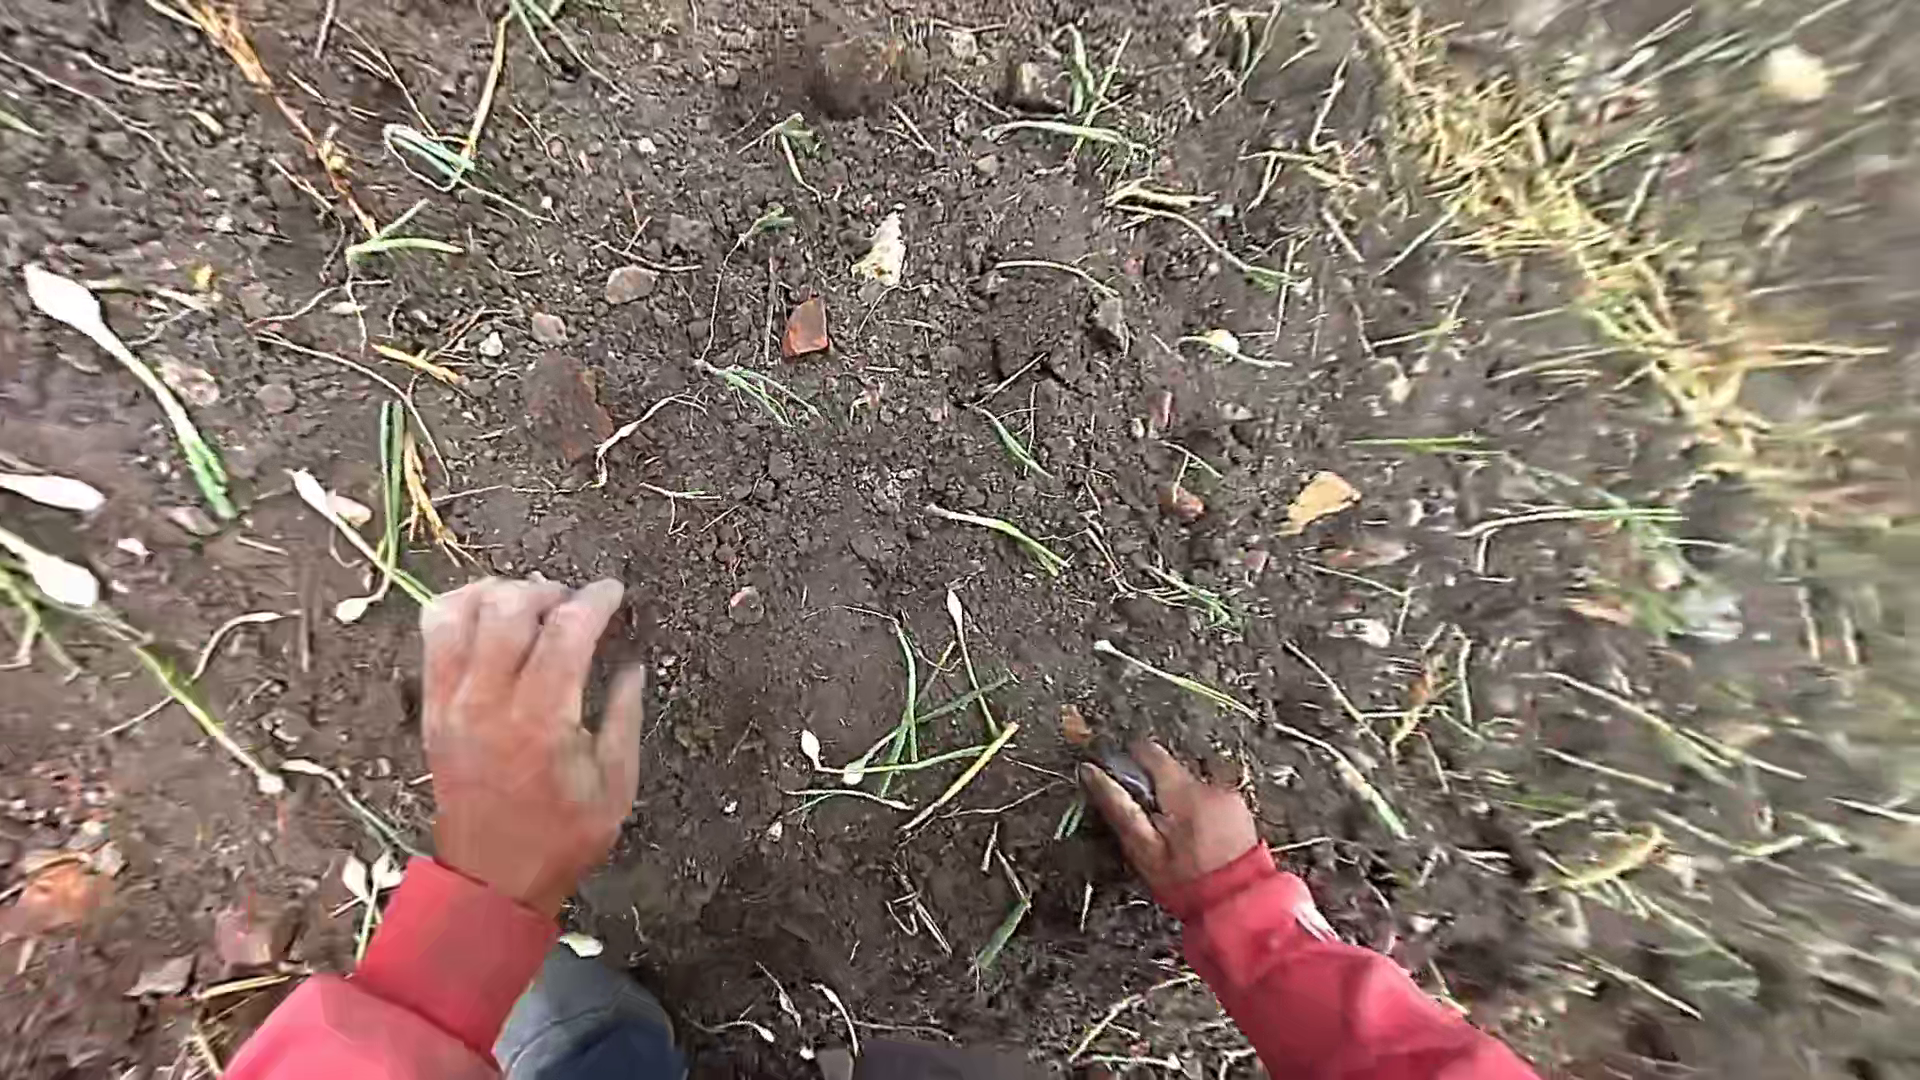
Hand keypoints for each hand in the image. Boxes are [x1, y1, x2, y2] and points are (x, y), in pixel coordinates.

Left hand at [420, 577, 643, 916]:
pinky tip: (494, 618)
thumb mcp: (617, 780)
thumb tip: (633, 663)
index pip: (566, 631)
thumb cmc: (565, 834)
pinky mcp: (431, 710)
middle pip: (506, 608)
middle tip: (577, 603)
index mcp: (541, 720)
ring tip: (533, 605)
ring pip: (457, 612)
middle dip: (549, 590)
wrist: (490, 884)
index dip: (596, 599)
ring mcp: (449, 704)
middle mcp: (486, 703)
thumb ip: (625, 714)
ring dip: (500, 593)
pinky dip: (462, 610)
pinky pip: (434, 638)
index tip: (616, 591)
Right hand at [1080, 740, 1258, 895]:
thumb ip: (1117, 805)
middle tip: (1150, 825)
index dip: (1129, 762)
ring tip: (1175, 838)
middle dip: (1154, 790)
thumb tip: (1089, 771)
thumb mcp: (1143, 848)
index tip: (1123, 784)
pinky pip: (1208, 798)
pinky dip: (1197, 811)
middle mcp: (1209, 785)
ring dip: (1176, 802)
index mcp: (1183, 791)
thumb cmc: (1186, 883)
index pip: (1148, 751)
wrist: (1242, 912)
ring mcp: (1228, 796)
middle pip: (1168, 770)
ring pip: (1187, 785)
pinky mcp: (1240, 809)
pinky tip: (1197, 840)